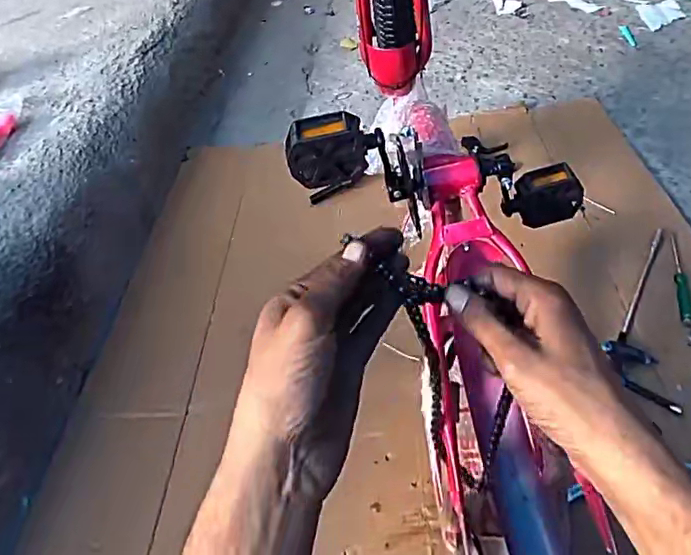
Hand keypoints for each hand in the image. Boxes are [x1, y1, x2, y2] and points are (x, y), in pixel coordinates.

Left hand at [186, 228, 404, 554]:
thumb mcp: (305, 322)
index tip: (391, 235)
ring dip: (382, 282)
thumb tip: (358, 249)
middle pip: (349, 280)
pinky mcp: (350, 365)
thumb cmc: (284, 382)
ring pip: (361, 302)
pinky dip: (384, 309)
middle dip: (374, 262)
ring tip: (406, 264)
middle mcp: (312, 317)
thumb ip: (334, 284)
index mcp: (292, 301)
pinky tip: (399, 294)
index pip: (334, 265)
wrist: (286, 456)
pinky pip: (369, 328)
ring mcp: (332, 342)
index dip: (362, 248)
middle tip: (404, 247)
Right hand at [443, 265, 627, 467]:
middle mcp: (551, 305)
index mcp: (544, 296)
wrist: (612, 445)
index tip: (444, 305)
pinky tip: (503, 375)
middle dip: (479, 316)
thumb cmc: (569, 400)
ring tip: (490, 366)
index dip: (468, 286)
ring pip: (509, 319)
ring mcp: (555, 329)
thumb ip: (480, 323)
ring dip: (492, 339)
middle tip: (466, 343)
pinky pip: (521, 339)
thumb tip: (454, 295)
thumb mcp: (514, 359)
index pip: (494, 273)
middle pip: (501, 294)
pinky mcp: (557, 352)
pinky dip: (507, 353)